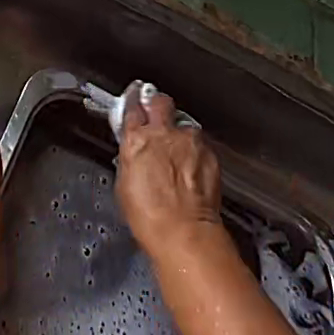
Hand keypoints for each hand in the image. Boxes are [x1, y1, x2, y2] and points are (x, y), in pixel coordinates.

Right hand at [115, 84, 223, 259]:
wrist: (184, 232)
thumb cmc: (151, 217)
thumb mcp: (125, 185)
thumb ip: (130, 157)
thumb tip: (133, 150)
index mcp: (137, 139)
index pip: (133, 107)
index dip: (134, 103)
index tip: (135, 102)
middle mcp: (164, 133)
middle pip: (160, 101)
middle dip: (158, 104)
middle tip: (157, 113)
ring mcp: (188, 140)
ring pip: (184, 123)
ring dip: (180, 133)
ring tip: (179, 153)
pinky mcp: (208, 152)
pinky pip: (201, 143)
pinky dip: (196, 152)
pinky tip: (192, 170)